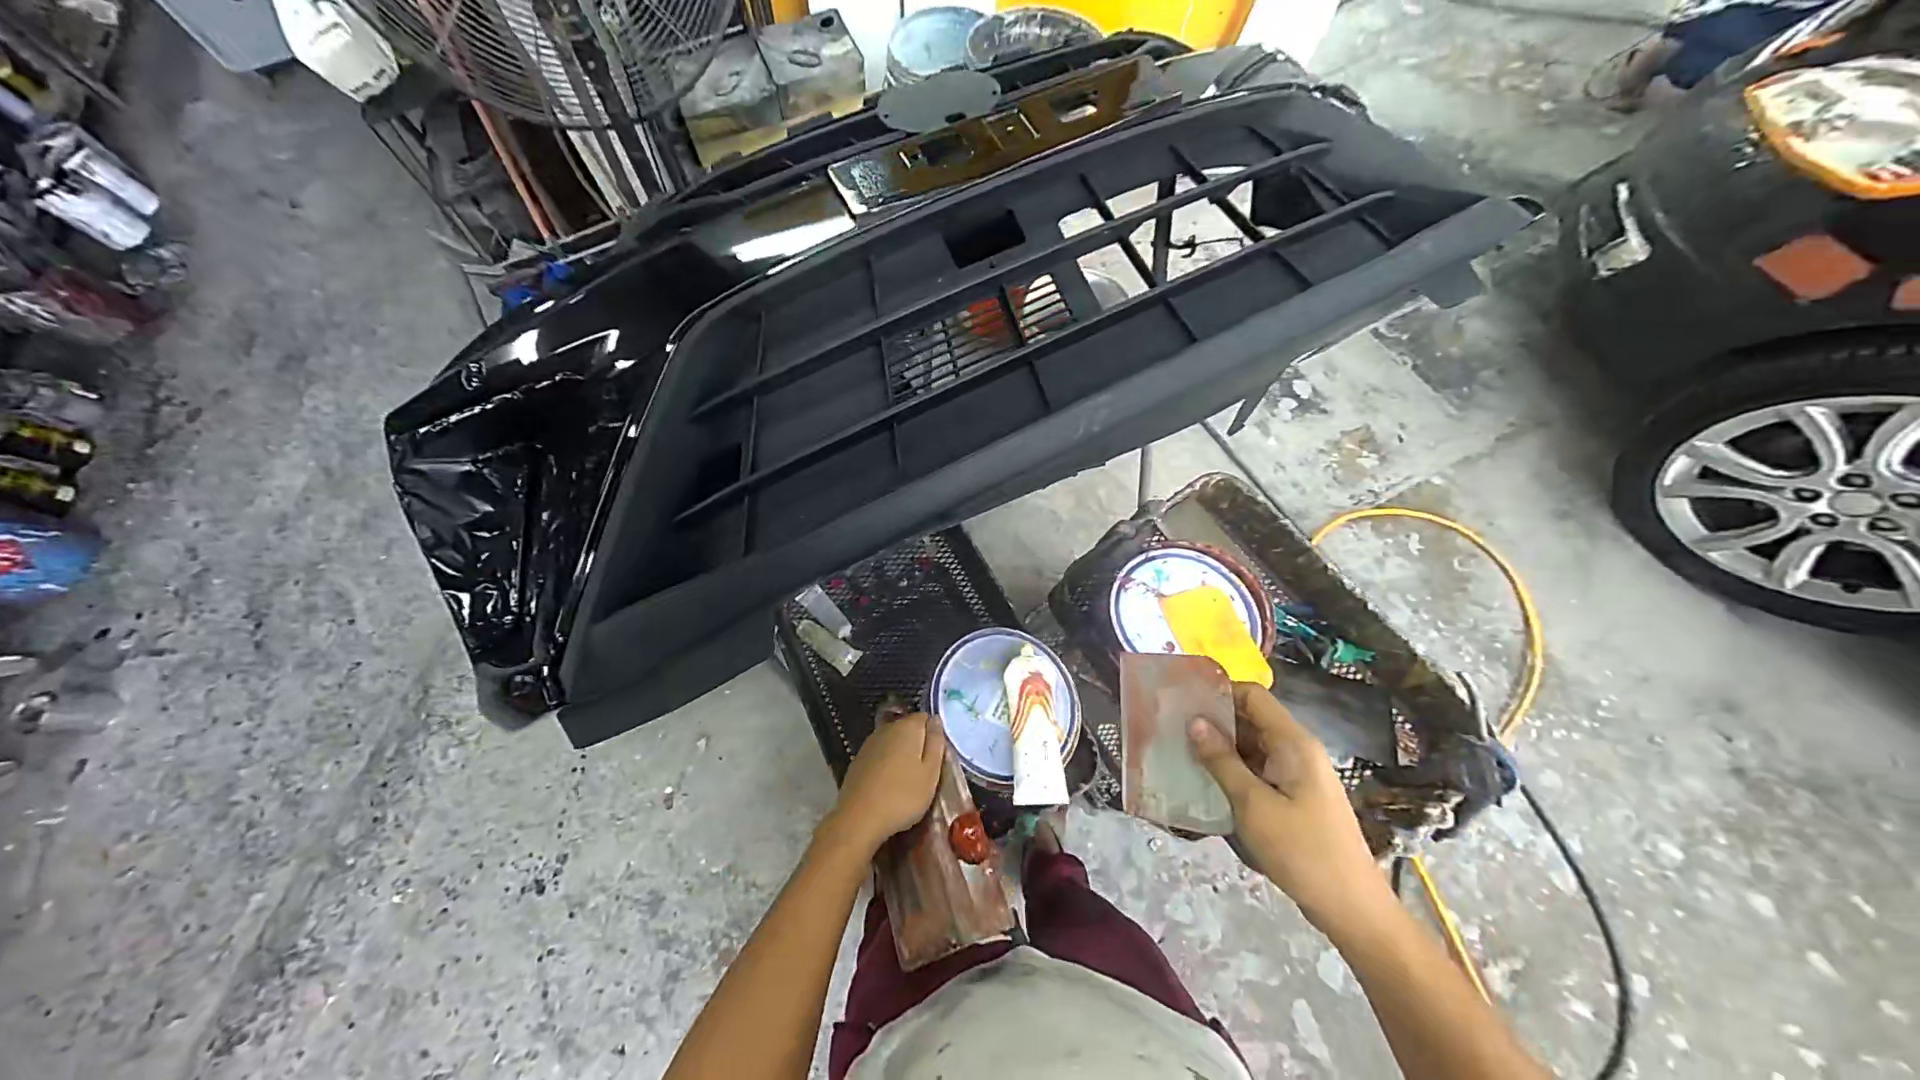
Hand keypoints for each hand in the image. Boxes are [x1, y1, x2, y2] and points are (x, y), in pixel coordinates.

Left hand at [822, 711, 944, 855]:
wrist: (859, 818)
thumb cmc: (903, 796)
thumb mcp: (931, 773)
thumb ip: (936, 743)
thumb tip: (936, 719)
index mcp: (907, 727)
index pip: (925, 718)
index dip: (933, 735)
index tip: (936, 758)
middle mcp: (886, 728)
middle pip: (908, 729)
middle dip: (917, 745)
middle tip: (925, 773)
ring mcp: (869, 743)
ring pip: (893, 742)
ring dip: (901, 755)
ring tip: (907, 781)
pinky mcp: (858, 759)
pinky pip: (880, 755)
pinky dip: (887, 764)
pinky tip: (888, 785)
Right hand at [1188, 683, 1389, 935]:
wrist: (1350, 907)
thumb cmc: (1302, 851)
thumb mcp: (1253, 805)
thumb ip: (1222, 761)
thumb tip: (1194, 722)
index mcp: (1293, 743)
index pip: (1253, 696)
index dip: (1219, 692)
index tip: (1183, 699)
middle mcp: (1298, 750)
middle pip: (1252, 719)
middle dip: (1214, 721)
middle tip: (1172, 728)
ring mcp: (1298, 775)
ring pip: (1253, 747)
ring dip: (1220, 749)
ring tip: (1181, 752)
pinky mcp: (1295, 797)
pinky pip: (1259, 771)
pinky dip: (1233, 771)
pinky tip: (1206, 782)